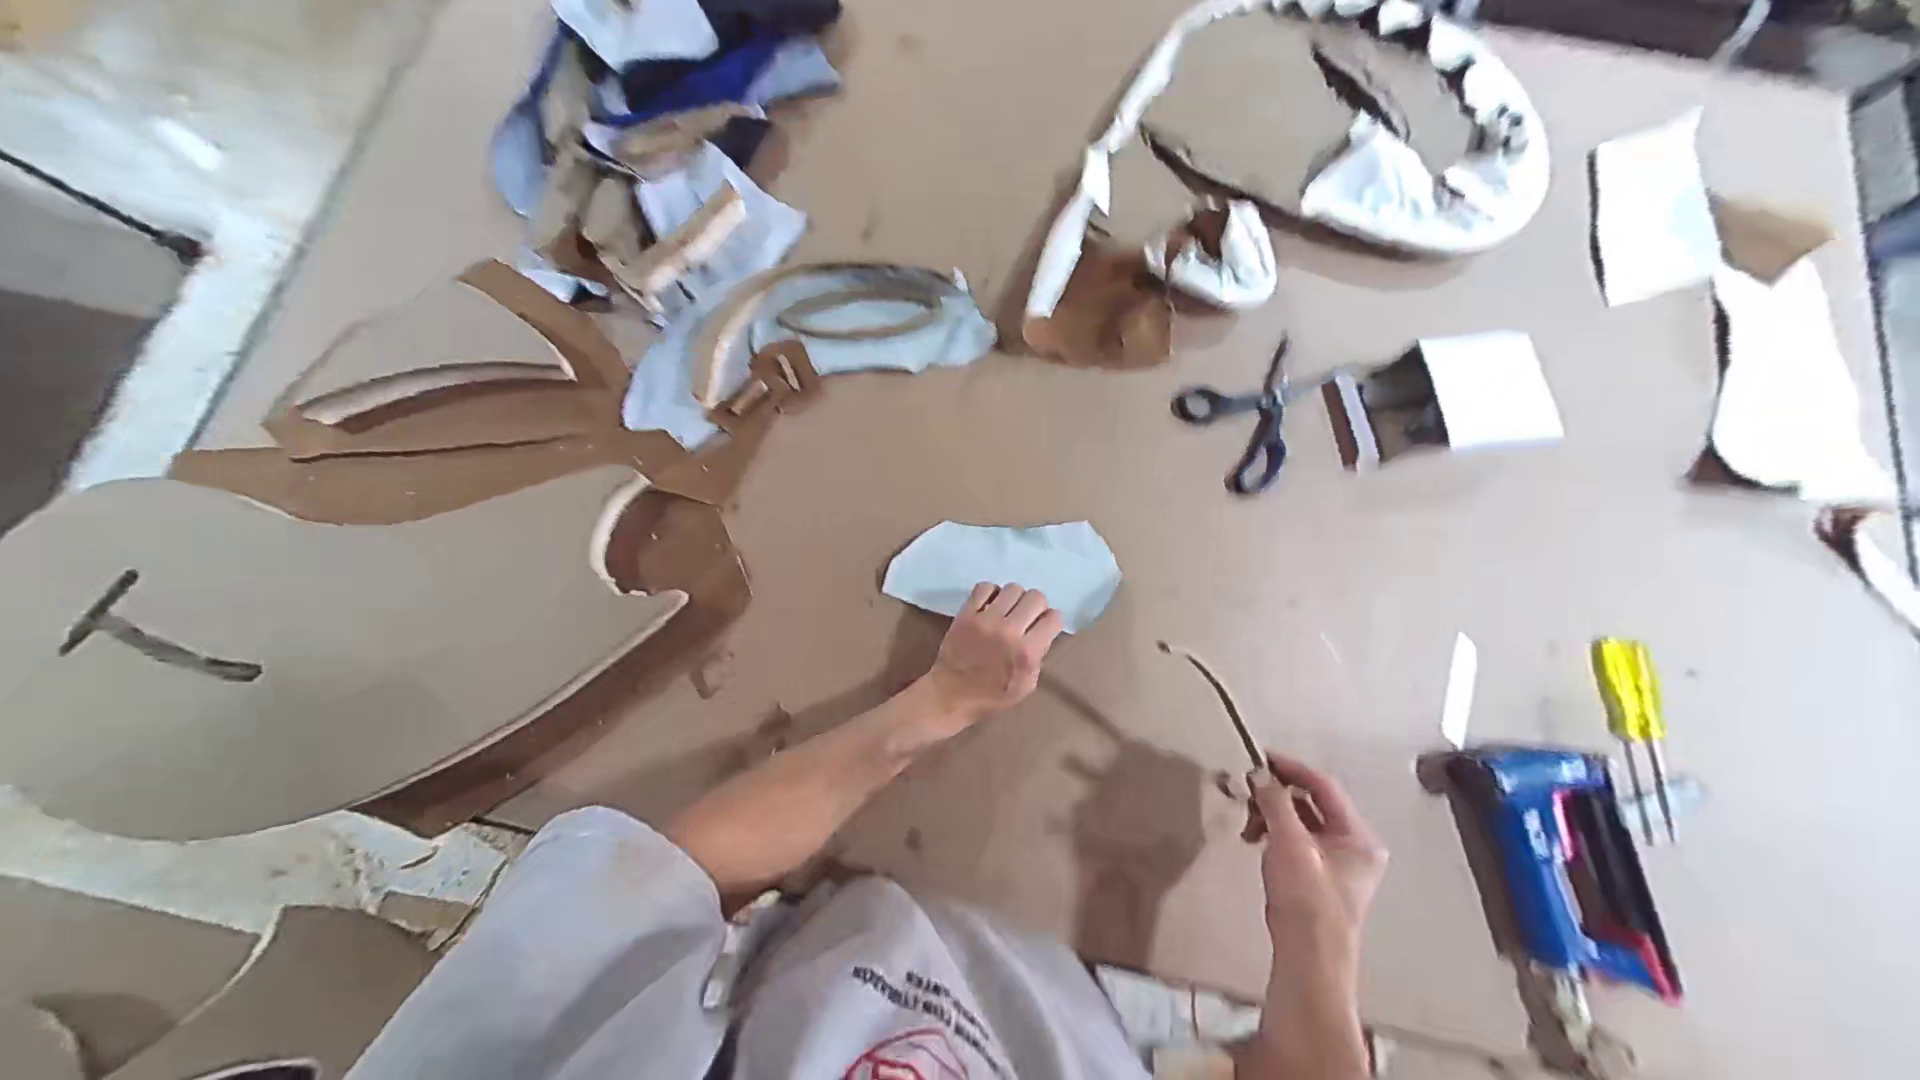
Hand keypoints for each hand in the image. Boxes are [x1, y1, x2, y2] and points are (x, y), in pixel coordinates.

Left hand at [921, 582, 1065, 726]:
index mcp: (1027, 652)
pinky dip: (991, 593)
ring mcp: (986, 620)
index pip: (1053, 618)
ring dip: (1015, 599)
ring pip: (1013, 588)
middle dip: (1036, 607)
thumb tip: (1042, 633)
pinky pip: (984, 587)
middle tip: (1027, 618)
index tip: (1044, 626)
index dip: (1051, 621)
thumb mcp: (1027, 685)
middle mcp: (1009, 631)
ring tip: (1008, 611)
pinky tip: (990, 606)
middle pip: (1036, 597)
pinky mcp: (966, 614)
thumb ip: (1038, 656)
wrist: (952, 694)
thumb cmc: (992, 695)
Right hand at [1247, 753, 1386, 995]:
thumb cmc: (1306, 899)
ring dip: (1271, 813)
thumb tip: (1259, 774)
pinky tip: (1255, 838)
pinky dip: (1273, 830)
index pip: (1323, 786)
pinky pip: (1295, 836)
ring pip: (1301, 818)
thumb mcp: (1289, 843)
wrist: (1308, 956)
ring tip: (1249, 824)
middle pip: (1312, 801)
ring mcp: (1338, 860)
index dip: (1291, 768)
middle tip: (1249, 791)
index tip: (1261, 759)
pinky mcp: (1318, 872)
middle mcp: (1354, 844)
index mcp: (1359, 836)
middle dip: (1277, 795)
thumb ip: (1274, 802)